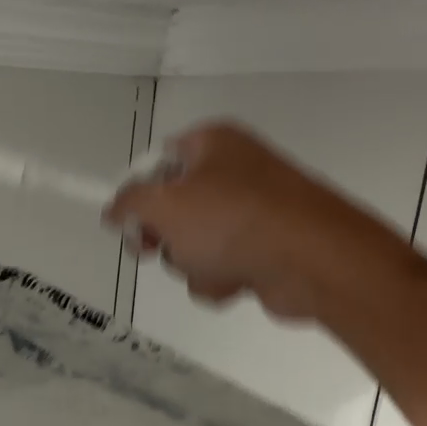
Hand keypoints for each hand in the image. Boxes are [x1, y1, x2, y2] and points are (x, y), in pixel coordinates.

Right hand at [105, 121, 409, 320]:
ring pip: (193, 245)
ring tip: (214, 266)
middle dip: (165, 237)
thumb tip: (113, 209)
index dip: (138, 193)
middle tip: (158, 249)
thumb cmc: (233, 221)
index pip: (157, 161)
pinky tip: (237, 281)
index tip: (128, 222)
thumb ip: (129, 203)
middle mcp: (234, 171)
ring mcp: (253, 212)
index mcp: (213, 144)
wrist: (313, 261)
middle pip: (172, 209)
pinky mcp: (265, 249)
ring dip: (192, 265)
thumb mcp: (165, 205)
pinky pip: (221, 266)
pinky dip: (220, 279)